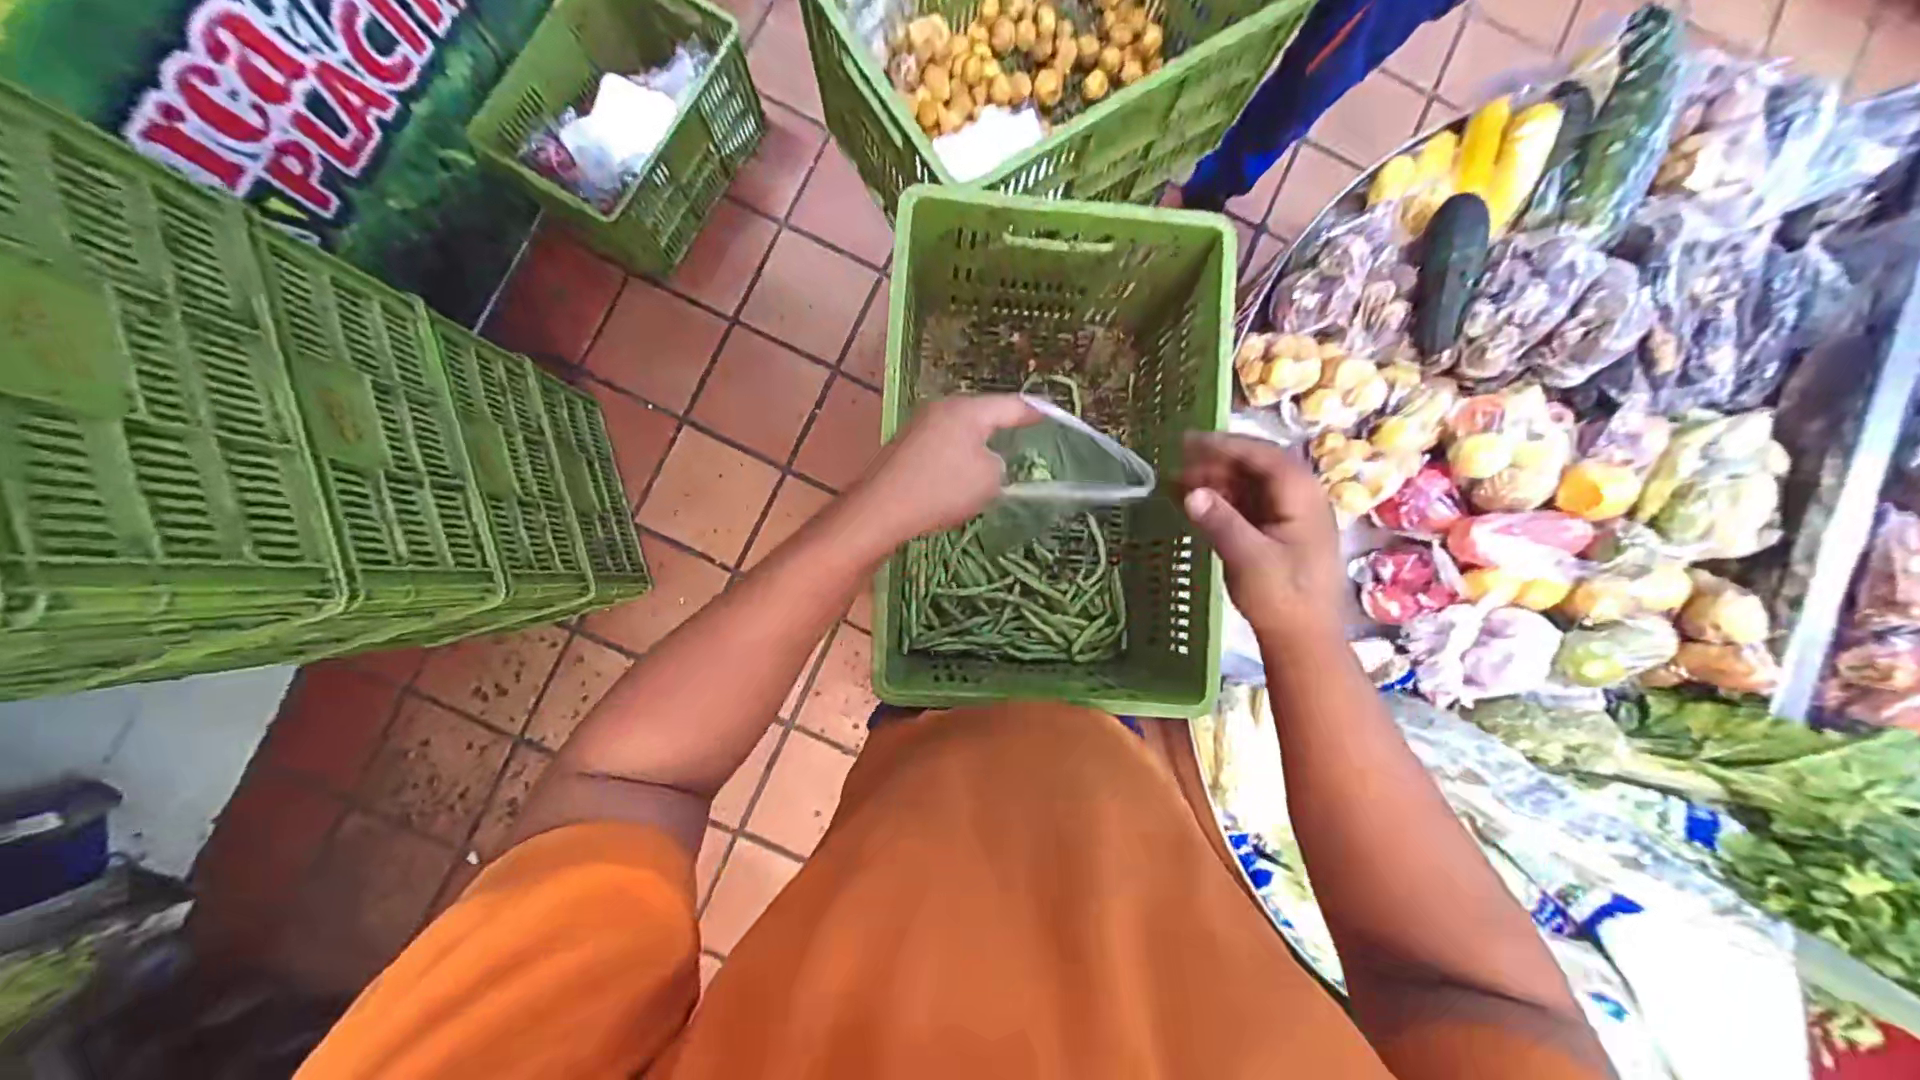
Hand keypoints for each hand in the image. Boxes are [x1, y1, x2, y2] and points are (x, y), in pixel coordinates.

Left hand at [845, 394, 1039, 545]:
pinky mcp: (906, 445)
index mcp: (968, 410)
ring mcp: (920, 425)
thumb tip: (988, 460)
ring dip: (979, 442)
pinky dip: (959, 454)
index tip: (1052, 414)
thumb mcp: (990, 479)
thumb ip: (1000, 464)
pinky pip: (944, 443)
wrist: (882, 508)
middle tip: (1026, 434)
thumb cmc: (942, 490)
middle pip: (983, 412)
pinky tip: (961, 474)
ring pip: (962, 429)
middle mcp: (943, 408)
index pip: (1012, 404)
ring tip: (996, 458)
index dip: (1036, 411)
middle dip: (1004, 424)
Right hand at [1178, 433, 1346, 641]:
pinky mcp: (1276, 535)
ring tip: (1179, 482)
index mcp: (1301, 498)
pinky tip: (1195, 503)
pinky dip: (1221, 501)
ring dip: (1216, 480)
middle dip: (1217, 462)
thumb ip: (1220, 522)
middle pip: (1256, 467)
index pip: (1264, 457)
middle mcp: (1298, 500)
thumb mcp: (1249, 559)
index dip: (1226, 445)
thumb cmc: (1282, 597)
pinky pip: (1246, 506)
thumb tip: (1190, 493)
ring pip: (1249, 486)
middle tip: (1178, 462)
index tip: (1190, 442)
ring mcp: (1288, 517)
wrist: (1304, 640)